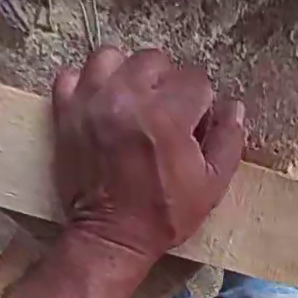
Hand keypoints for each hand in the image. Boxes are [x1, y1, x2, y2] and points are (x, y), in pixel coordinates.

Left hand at [50, 47, 245, 262]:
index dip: (198, 105)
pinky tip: (99, 107)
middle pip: (154, 61)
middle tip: (161, 118)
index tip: (191, 130)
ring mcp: (92, 104)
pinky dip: (86, 87)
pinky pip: (72, 76)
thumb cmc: (162, 216)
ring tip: (129, 105)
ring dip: (124, 76)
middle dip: (163, 86)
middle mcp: (127, 100)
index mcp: (168, 117)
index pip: (196, 79)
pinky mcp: (66, 115)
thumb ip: (228, 141)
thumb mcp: (211, 186)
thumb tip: (232, 107)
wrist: (110, 238)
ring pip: (111, 58)